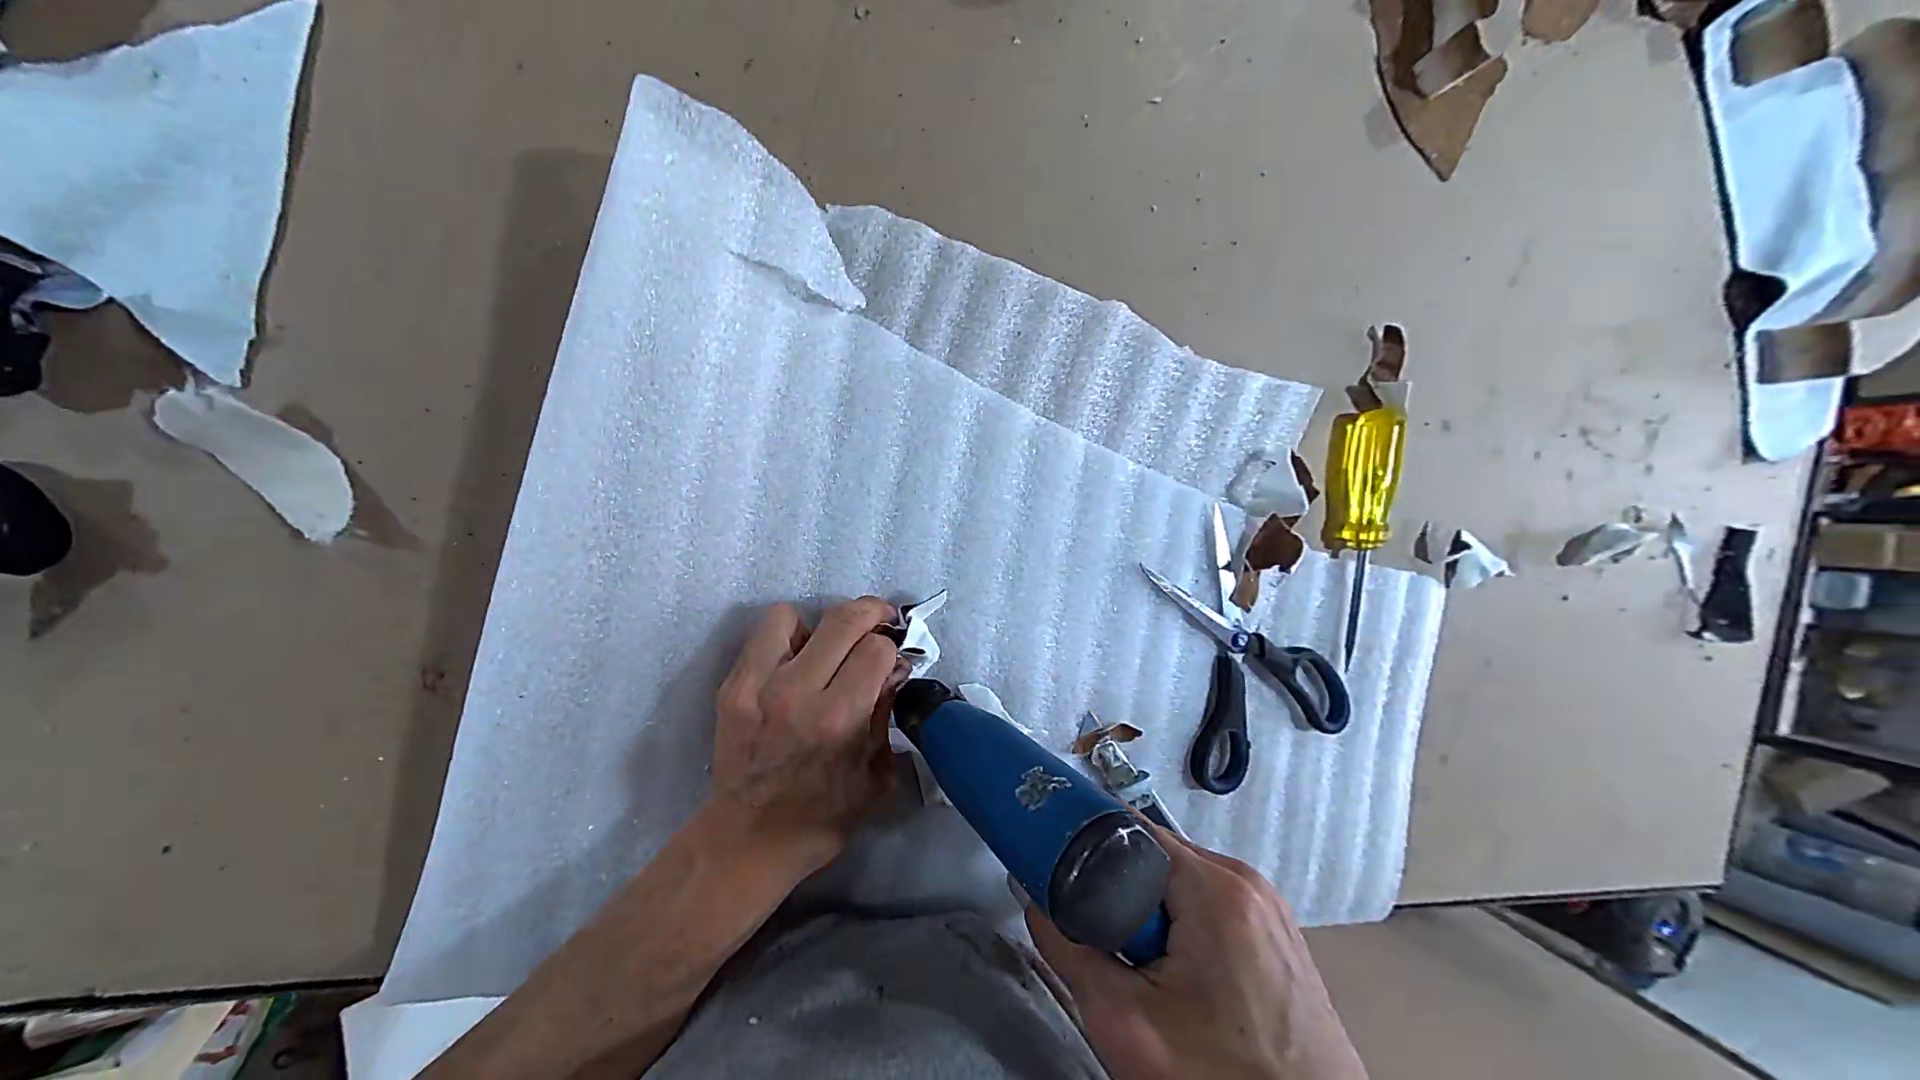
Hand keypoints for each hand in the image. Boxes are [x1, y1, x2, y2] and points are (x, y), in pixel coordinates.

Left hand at [708, 597, 903, 871]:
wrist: (750, 839)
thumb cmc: (823, 815)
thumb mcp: (874, 773)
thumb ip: (886, 711)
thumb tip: (895, 665)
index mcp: (837, 719)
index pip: (876, 649)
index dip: (892, 647)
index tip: (893, 656)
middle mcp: (796, 693)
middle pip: (843, 619)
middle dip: (871, 613)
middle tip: (879, 624)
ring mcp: (756, 686)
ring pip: (793, 614)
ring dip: (820, 624)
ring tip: (827, 649)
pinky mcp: (732, 687)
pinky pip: (763, 635)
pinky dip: (786, 637)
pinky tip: (796, 662)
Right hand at [1025, 827, 1366, 1079]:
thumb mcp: (1124, 1022)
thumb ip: (1067, 952)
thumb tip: (1034, 901)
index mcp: (1216, 888)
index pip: (1131, 832)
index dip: (1088, 847)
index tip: (1061, 873)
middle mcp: (1247, 882)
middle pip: (1156, 856)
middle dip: (1121, 891)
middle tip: (1109, 945)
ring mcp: (1267, 905)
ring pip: (1181, 881)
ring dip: (1151, 912)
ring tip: (1143, 968)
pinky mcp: (1275, 931)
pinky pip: (1210, 904)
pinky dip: (1183, 926)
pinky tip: (1178, 976)